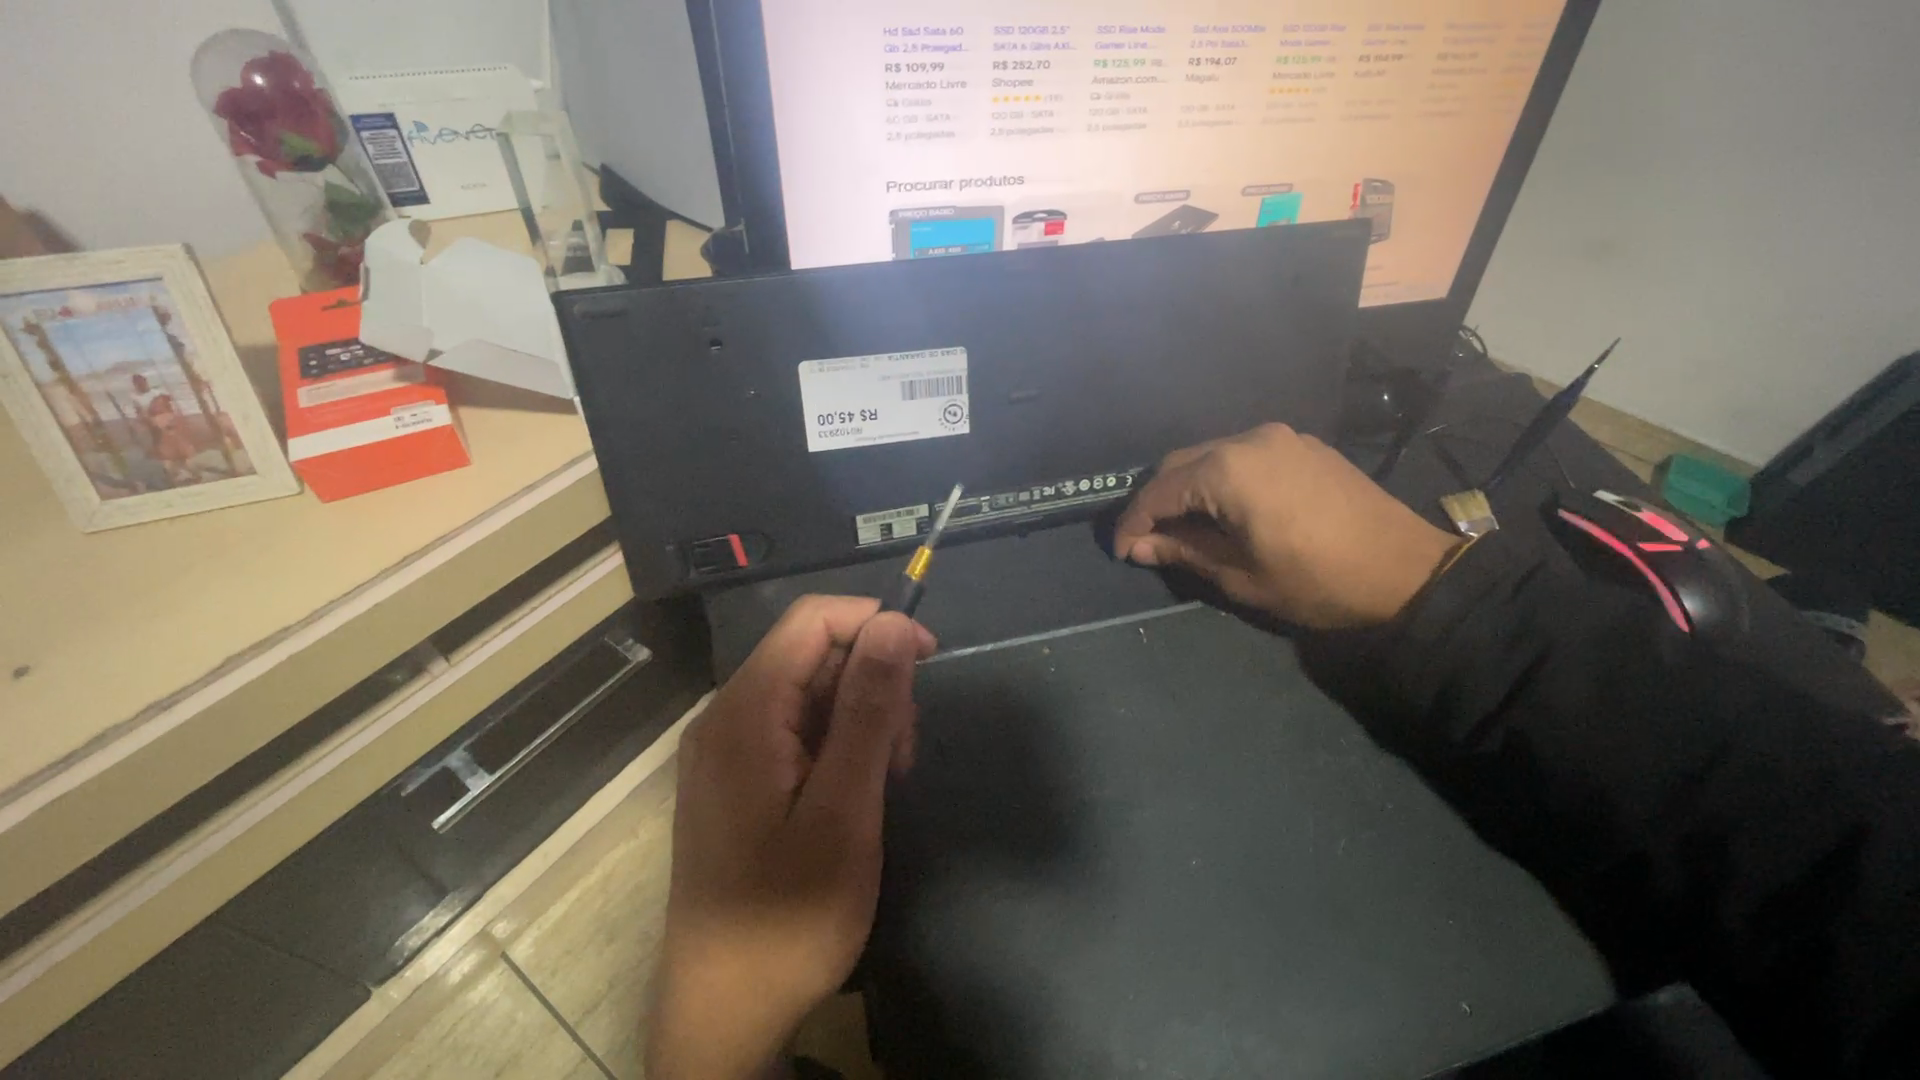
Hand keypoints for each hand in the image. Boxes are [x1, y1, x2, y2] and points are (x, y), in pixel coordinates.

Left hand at [647, 597, 935, 1079]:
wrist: (725, 1010)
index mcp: (743, 712)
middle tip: (904, 754)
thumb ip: (869, 710)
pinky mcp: (736, 780)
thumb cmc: (789, 914)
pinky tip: (856, 790)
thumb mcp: (845, 809)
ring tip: (885, 781)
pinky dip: (836, 744)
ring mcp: (726, 750)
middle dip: (872, 681)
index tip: (930, 661)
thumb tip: (896, 625)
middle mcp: (724, 717)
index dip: (876, 623)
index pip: (811, 620)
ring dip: (860, 717)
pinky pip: (793, 730)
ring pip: (807, 693)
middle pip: (810, 655)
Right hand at [1113, 423, 1459, 628]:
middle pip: (1180, 463)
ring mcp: (1280, 438)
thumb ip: (1183, 553)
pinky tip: (1224, 509)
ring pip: (1212, 455)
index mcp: (1228, 471)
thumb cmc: (1317, 580)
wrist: (1408, 570)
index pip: (1159, 490)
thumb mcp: (1241, 576)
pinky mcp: (1303, 445)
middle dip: (1156, 501)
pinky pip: (1244, 455)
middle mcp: (1249, 440)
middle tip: (1146, 539)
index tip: (1120, 551)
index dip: (1133, 521)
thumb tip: (1137, 547)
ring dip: (1188, 488)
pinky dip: (1221, 479)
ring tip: (1183, 527)